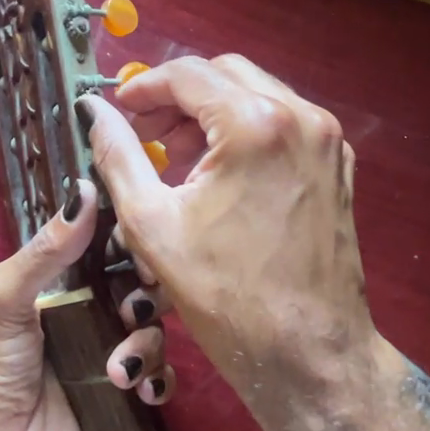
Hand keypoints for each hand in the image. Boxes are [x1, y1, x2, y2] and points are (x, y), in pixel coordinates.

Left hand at [0, 179, 174, 430]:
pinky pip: (158, 376)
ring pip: (156, 332)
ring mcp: (109, 349)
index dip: (136, 249)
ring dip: (148, 349)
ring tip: (119, 372)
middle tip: (129, 316)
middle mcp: (93, 307)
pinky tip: (144, 393)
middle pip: (144, 289)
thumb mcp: (5, 297)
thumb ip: (45, 251)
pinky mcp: (120, 390)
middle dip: (148, 301)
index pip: (115, 248)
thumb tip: (86, 190)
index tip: (142, 258)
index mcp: (67, 278)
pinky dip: (160, 381)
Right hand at [81, 55, 393, 430]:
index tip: (117, 111)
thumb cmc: (225, 296)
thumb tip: (92, 110)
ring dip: (210, 113)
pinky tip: (219, 173)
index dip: (143, 87)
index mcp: (255, 124)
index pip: (188, 74)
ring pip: (255, 94)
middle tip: (144, 134)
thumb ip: (117, 154)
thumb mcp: (152, 223)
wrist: (312, 356)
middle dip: (177, 97)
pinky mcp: (337, 163)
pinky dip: (244, 131)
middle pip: (224, 74)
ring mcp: (327, 139)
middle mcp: (301, 116)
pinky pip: (282, 121)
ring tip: (176, 157)